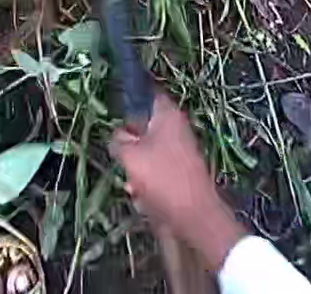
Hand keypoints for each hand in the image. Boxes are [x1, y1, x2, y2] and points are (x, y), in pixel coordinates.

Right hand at [109, 93, 246, 268]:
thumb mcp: (130, 156)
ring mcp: (181, 149)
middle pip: (144, 125)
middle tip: (122, 158)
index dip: (128, 99)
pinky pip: (158, 168)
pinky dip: (148, 180)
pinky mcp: (181, 171)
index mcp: (167, 113)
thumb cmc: (162, 178)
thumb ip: (118, 140)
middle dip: (130, 142)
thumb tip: (117, 135)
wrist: (196, 217)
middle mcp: (176, 126)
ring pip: (148, 149)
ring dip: (136, 166)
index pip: (146, 92)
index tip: (114, 113)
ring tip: (132, 185)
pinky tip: (143, 198)